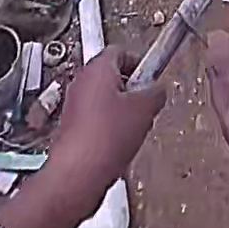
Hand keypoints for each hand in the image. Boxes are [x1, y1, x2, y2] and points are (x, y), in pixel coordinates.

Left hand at [37, 46, 165, 216]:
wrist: (77, 175)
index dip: (138, 63)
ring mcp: (73, 105)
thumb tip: (158, 90)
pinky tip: (117, 146)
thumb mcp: (145, 110)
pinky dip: (107, 128)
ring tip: (132, 129)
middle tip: (144, 105)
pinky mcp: (69, 128)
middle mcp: (82, 81)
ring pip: (103, 99)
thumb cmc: (106, 137)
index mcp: (98, 67)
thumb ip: (156, 93)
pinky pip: (94, 119)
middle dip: (130, 90)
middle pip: (112, 75)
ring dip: (119, 111)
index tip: (150, 77)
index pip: (121, 51)